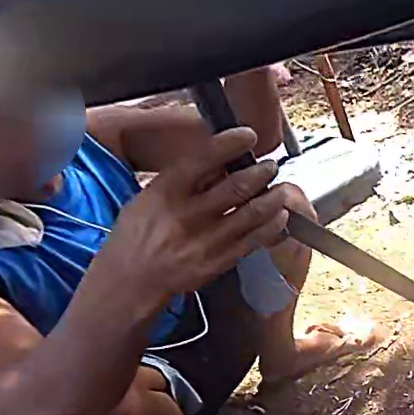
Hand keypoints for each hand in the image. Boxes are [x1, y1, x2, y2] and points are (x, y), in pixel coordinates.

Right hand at [92, 124, 295, 303]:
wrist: (131, 279)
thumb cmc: (141, 234)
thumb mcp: (150, 198)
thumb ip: (183, 182)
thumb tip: (220, 161)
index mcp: (164, 193)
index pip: (199, 161)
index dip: (228, 145)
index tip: (248, 135)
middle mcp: (186, 215)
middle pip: (234, 188)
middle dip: (260, 173)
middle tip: (271, 166)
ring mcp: (205, 240)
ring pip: (250, 215)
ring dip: (272, 200)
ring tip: (282, 190)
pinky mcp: (219, 261)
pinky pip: (252, 241)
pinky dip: (271, 227)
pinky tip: (280, 217)